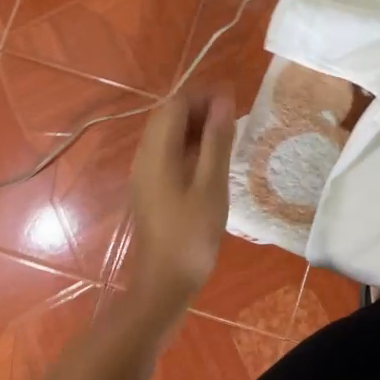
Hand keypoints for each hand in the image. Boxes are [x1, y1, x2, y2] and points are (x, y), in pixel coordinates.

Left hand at [127, 93, 234, 309]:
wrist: (165, 283)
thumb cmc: (191, 234)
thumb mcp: (211, 184)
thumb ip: (217, 139)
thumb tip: (224, 99)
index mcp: (156, 152)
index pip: (175, 104)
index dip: (204, 96)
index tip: (234, 103)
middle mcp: (144, 156)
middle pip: (169, 116)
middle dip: (200, 109)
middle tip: (234, 120)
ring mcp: (145, 173)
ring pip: (169, 134)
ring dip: (197, 128)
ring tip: (228, 138)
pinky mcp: (151, 187)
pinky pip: (169, 153)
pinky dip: (191, 146)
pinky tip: (212, 161)